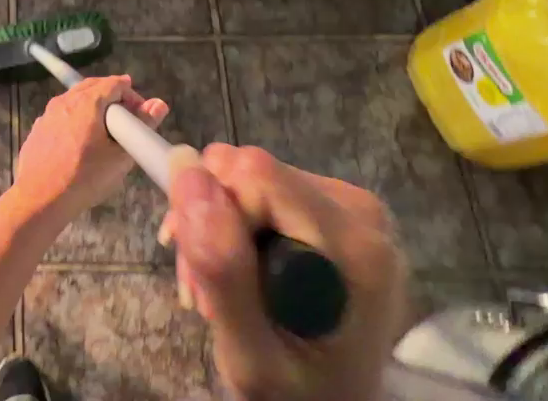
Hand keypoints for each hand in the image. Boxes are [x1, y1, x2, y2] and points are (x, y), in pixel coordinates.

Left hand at [12, 75, 168, 221]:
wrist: (40, 198)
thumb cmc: (85, 177)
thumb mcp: (120, 156)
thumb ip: (141, 126)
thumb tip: (160, 103)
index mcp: (87, 102)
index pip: (114, 84)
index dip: (131, 94)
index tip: (141, 113)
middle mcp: (65, 100)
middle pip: (93, 87)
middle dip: (113, 97)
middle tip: (127, 120)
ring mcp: (48, 113)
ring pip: (75, 99)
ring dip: (93, 107)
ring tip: (105, 132)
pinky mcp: (38, 128)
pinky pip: (62, 115)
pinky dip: (76, 119)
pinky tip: (80, 143)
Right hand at [162, 145, 406, 400]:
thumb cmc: (298, 394)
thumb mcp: (251, 358)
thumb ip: (221, 269)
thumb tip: (187, 171)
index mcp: (353, 245)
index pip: (253, 173)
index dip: (211, 211)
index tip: (200, 274)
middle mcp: (360, 211)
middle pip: (249, 169)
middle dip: (208, 219)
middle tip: (202, 287)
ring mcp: (350, 205)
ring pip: (247, 173)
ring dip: (216, 225)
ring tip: (219, 288)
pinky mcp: (334, 205)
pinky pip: (260, 185)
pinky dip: (235, 222)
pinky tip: (239, 269)